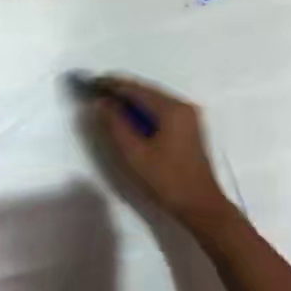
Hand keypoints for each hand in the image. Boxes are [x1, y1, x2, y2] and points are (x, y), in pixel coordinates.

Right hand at [91, 78, 231, 224]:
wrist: (200, 205)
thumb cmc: (165, 180)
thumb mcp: (133, 154)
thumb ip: (115, 125)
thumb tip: (101, 103)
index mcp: (172, 108)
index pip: (136, 88)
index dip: (111, 85)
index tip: (90, 84)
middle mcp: (183, 105)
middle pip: (147, 91)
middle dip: (121, 91)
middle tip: (96, 93)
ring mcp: (189, 117)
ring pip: (154, 101)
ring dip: (132, 102)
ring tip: (108, 105)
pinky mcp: (189, 128)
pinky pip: (162, 111)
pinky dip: (144, 112)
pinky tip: (130, 120)